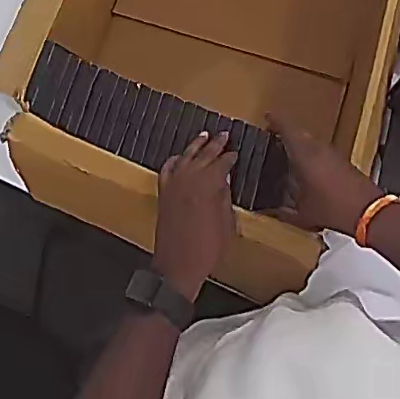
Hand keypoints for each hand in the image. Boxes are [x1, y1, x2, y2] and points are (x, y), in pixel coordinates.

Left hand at [153, 131, 237, 298]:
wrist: (178, 264)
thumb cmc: (207, 248)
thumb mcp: (226, 224)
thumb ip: (225, 197)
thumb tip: (225, 179)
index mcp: (208, 185)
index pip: (222, 163)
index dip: (230, 157)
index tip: (236, 152)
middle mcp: (189, 178)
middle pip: (204, 155)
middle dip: (215, 144)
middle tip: (224, 134)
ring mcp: (174, 183)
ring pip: (186, 156)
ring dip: (195, 145)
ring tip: (204, 135)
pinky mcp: (163, 191)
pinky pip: (167, 168)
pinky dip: (174, 160)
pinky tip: (178, 156)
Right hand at [269, 114, 382, 235]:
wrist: (371, 214)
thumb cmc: (333, 209)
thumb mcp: (303, 213)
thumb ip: (283, 210)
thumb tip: (268, 210)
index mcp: (304, 153)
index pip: (286, 127)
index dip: (275, 121)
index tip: (266, 118)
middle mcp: (318, 148)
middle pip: (299, 132)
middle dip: (285, 133)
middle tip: (273, 138)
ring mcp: (333, 154)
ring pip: (311, 142)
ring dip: (300, 144)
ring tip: (288, 155)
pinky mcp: (343, 163)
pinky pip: (322, 152)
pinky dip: (312, 155)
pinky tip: (307, 171)